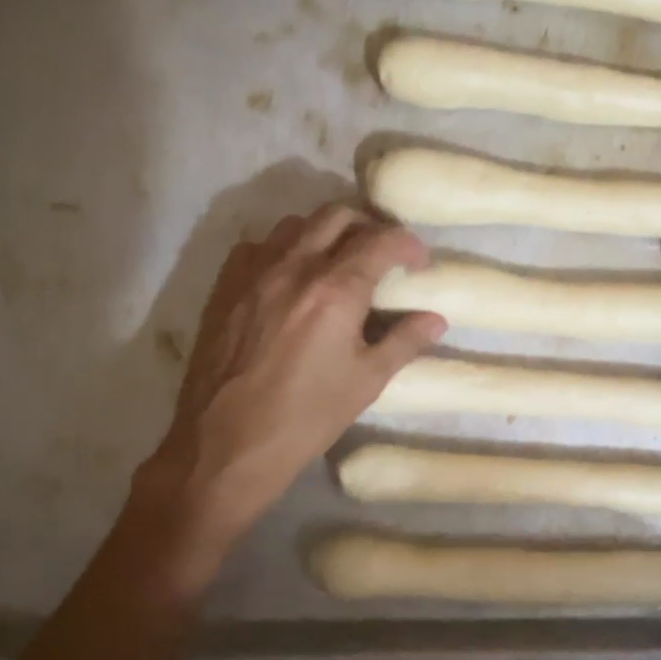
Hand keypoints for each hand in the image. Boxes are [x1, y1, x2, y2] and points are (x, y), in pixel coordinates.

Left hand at [140, 204, 444, 553]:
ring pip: (296, 224)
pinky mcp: (225, 286)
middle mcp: (294, 267)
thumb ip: (403, 342)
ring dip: (325, 233)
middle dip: (368, 226)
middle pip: (338, 215)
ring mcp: (254, 272)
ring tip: (338, 261)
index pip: (381, 240)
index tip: (418, 261)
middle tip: (382, 254)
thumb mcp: (366, 382)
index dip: (408, 243)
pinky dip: (283, 249)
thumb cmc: (306, 418)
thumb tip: (435, 320)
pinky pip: (258, 246)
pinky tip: (291, 278)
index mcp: (336, 290)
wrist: (226, 444)